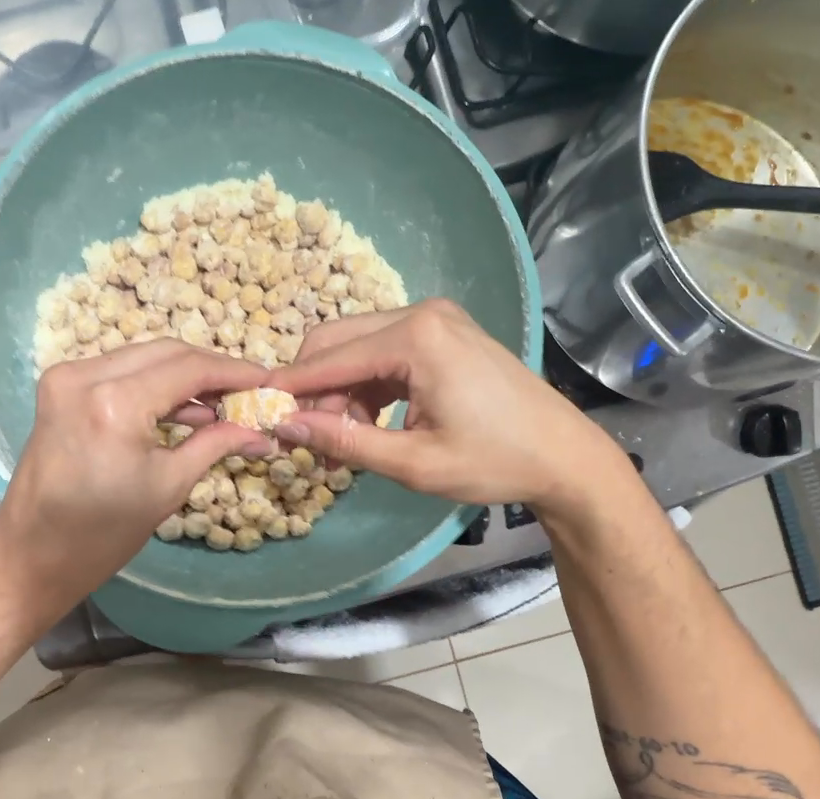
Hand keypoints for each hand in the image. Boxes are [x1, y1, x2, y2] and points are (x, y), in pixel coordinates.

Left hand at [0, 341, 272, 615]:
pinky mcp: (57, 388)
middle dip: (210, 370)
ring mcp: (65, 377)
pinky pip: (117, 371)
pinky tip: (181, 407)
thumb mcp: (168, 487)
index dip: (234, 372)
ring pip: (141, 357)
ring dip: (181, 375)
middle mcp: (85, 375)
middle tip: (247, 393)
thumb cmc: (103, 534)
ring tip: (220, 404)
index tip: (268, 382)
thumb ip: (216, 445)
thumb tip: (262, 431)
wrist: (32, 554)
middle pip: (165, 352)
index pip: (188, 368)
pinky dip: (150, 383)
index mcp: (115, 403)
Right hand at [264, 299, 626, 517]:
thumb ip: (343, 442)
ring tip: (342, 445)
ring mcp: (434, 320)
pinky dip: (365, 388)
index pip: (329, 359)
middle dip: (314, 390)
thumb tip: (285, 426)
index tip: (255, 412)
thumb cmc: (493, 462)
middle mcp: (421, 314)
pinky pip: (381, 353)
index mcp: (416, 338)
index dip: (289, 389)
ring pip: (355, 348)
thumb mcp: (411, 463)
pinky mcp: (441, 334)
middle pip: (335, 341)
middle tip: (307, 438)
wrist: (564, 456)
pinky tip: (369, 426)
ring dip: (339, 393)